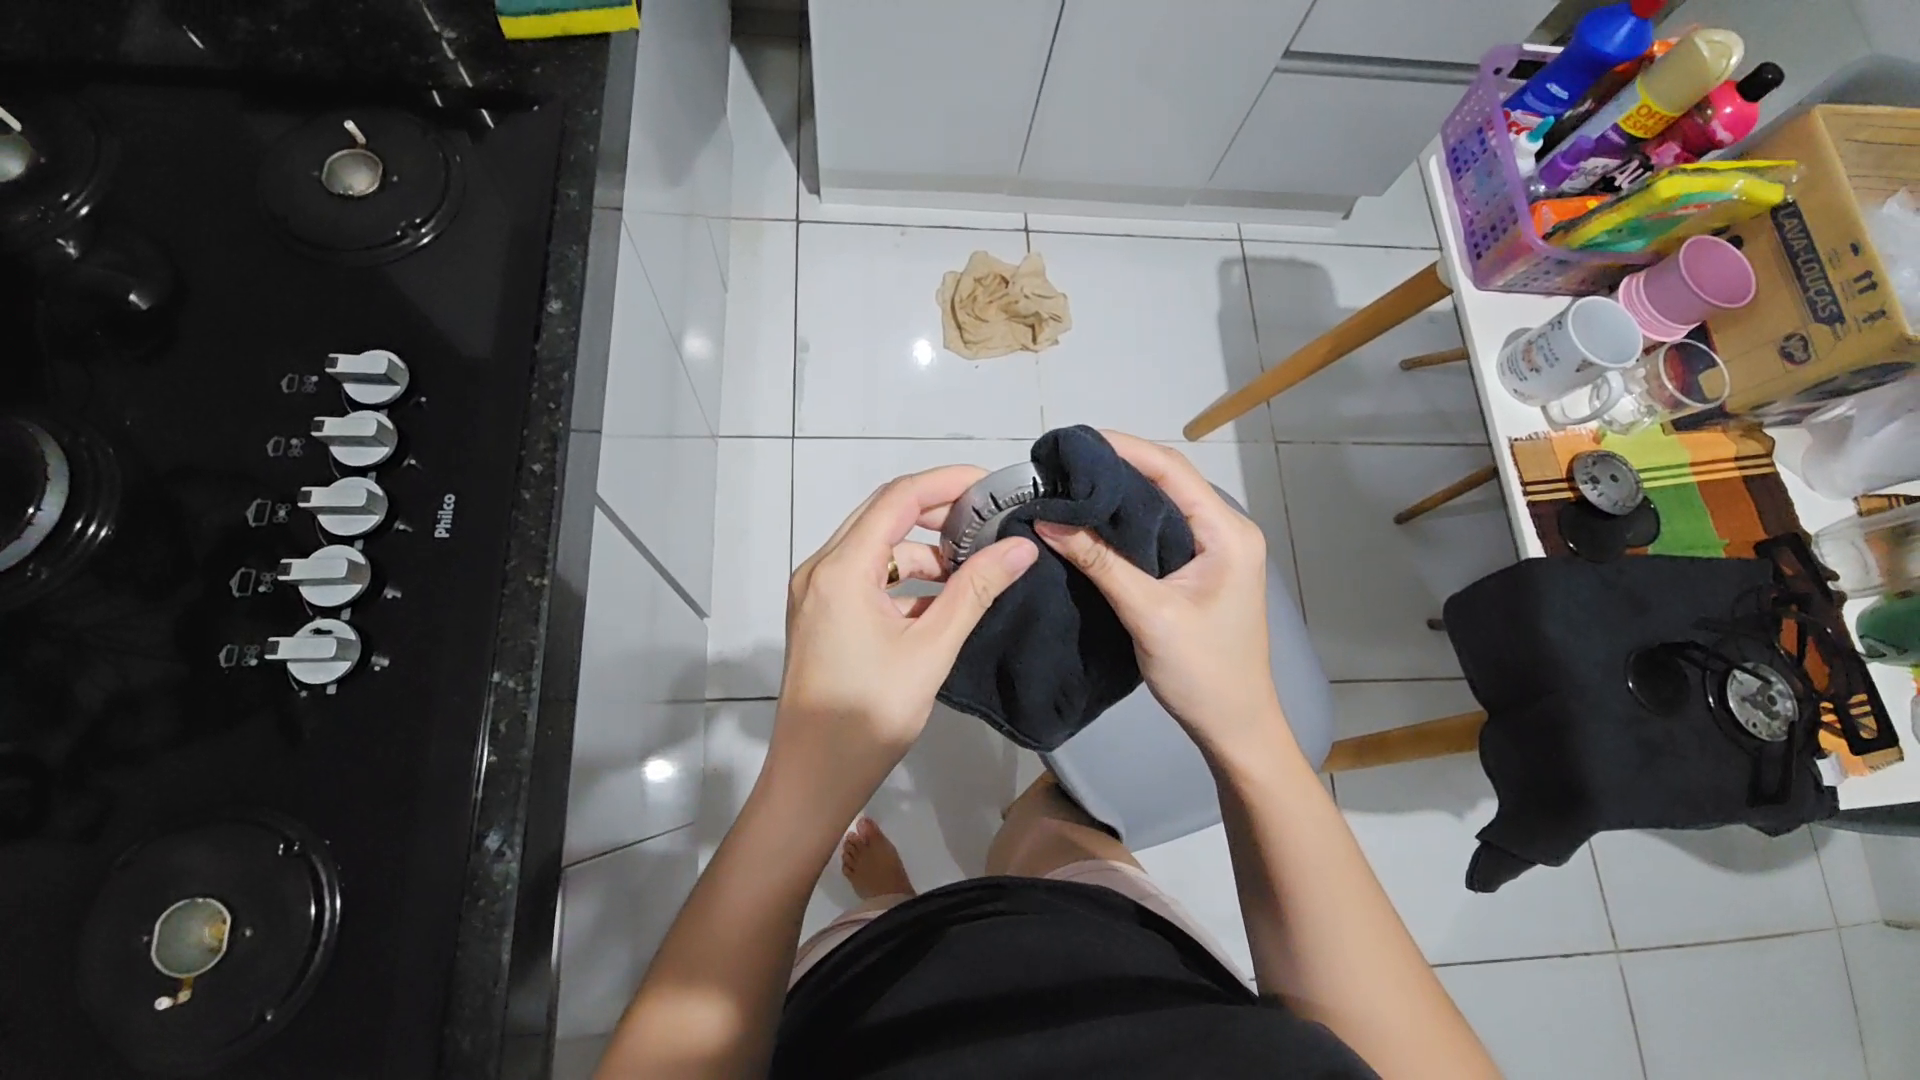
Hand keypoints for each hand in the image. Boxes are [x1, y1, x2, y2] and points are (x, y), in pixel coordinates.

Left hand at [772, 466, 1038, 794]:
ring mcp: (816, 592)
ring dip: (922, 548)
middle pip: (883, 514)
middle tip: (990, 518)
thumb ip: (974, 591)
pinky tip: (941, 597)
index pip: (898, 498)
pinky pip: (866, 575)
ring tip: (972, 563)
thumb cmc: (870, 717)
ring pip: (875, 545)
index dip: (948, 482)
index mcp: (841, 570)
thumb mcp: (930, 649)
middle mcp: (820, 569)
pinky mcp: (822, 614)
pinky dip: (904, 577)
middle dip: (938, 510)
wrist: (814, 777)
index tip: (993, 485)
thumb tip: (1020, 548)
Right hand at [1033, 432, 1286, 757]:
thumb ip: (1100, 562)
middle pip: (1168, 480)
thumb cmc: (1202, 671)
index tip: (1074, 444)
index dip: (1123, 449)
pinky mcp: (1200, 568)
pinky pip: (1160, 530)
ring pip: (1162, 505)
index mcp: (1227, 532)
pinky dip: (1126, 521)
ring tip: (1069, 486)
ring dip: (1119, 493)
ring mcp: (1215, 550)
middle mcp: (1227, 530)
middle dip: (1116, 466)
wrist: (1235, 724)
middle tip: (1063, 465)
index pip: (1172, 470)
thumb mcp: (1148, 613)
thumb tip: (1047, 520)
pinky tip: (1093, 523)